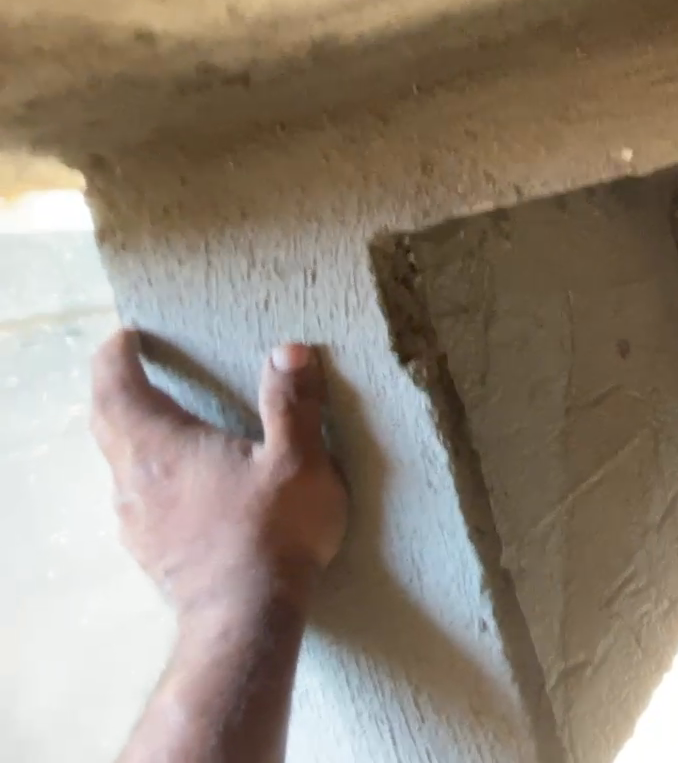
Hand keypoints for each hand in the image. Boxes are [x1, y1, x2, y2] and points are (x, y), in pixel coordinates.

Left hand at [91, 331, 347, 618]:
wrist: (246, 610)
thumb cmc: (275, 526)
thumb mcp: (299, 457)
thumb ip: (291, 403)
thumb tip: (287, 349)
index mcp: (166, 449)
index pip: (120, 393)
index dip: (116, 361)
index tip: (122, 338)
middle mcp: (134, 479)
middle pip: (108, 425)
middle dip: (116, 392)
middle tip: (131, 369)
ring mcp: (135, 516)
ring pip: (119, 460)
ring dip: (131, 431)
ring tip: (160, 419)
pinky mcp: (148, 543)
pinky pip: (136, 490)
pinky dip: (147, 465)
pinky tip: (180, 478)